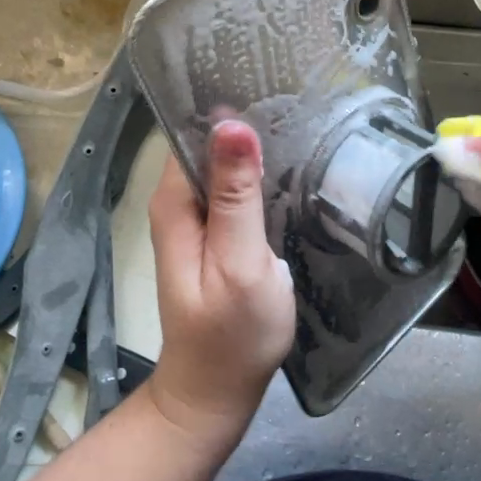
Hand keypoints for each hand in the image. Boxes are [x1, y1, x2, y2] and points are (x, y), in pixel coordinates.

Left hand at [145, 120, 294, 447]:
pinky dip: (262, 177)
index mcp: (175, 201)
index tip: (272, 88)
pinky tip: (292, 169)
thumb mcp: (240, 262)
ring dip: (259, 151)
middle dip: (250, 125)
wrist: (218, 391)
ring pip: (227, 165)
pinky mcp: (219, 233)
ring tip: (304, 126)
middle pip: (212, 143)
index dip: (229, 108)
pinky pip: (237, 189)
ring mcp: (198, 218)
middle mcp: (179, 202)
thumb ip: (236, 196)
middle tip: (300, 106)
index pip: (195, 130)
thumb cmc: (231, 333)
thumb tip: (232, 125)